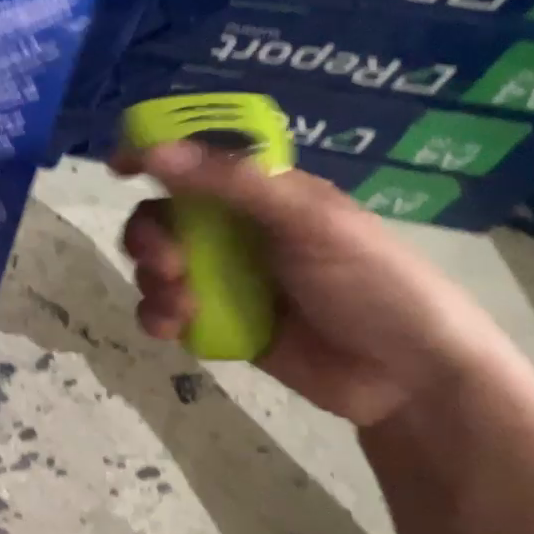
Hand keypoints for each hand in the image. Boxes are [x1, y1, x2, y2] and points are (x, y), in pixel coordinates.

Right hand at [113, 142, 510, 426]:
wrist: (415, 383)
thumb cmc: (375, 284)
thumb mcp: (310, 221)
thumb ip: (231, 183)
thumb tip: (154, 149)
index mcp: (261, 195)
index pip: (195, 163)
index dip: (154, 157)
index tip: (117, 167)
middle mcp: (237, 230)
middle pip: (161, 215)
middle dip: (149, 236)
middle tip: (166, 262)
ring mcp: (226, 278)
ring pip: (156, 262)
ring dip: (152, 278)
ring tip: (178, 304)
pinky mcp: (219, 322)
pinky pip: (165, 308)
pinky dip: (157, 313)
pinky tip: (169, 327)